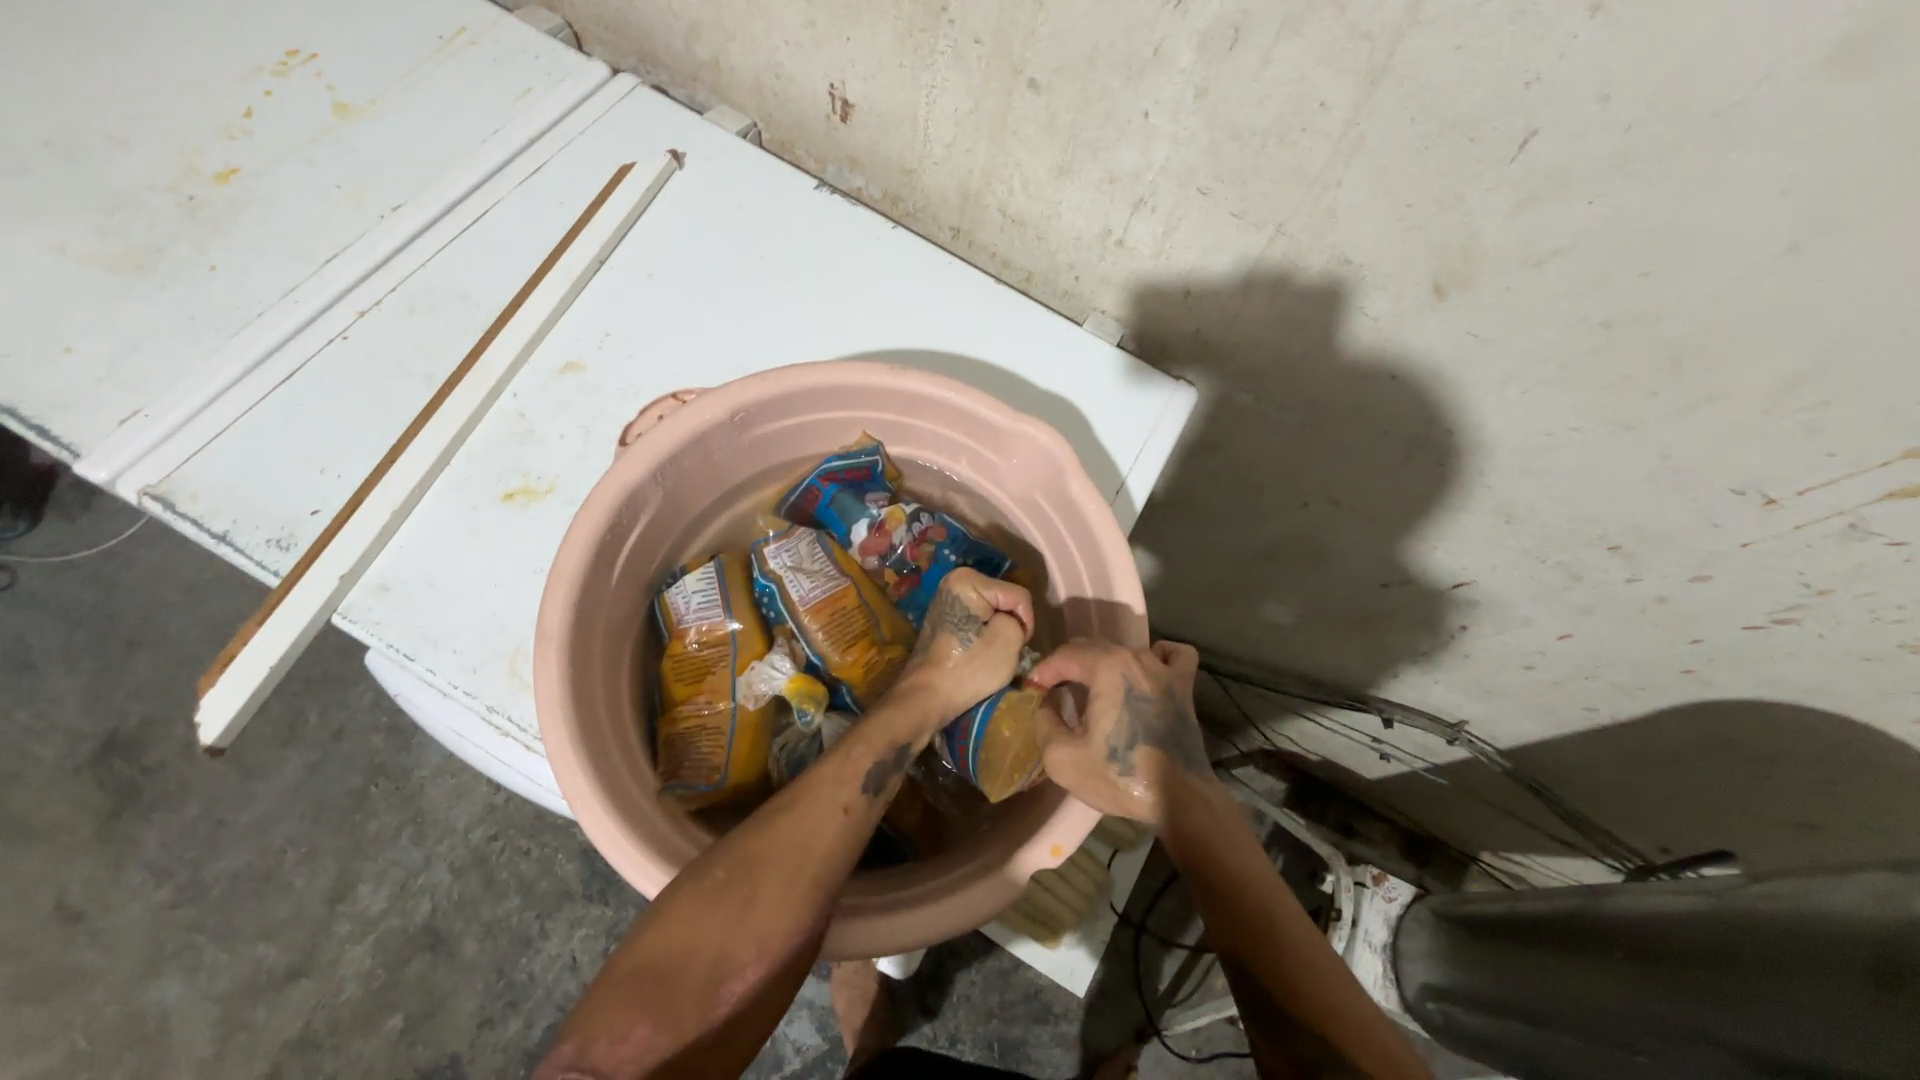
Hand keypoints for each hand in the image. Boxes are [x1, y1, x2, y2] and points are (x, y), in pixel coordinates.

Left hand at [891, 568, 1034, 723]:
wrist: (927, 696)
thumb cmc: (969, 668)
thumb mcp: (1009, 640)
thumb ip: (1019, 619)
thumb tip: (1010, 622)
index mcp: (968, 580)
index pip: (1019, 596)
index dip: (1025, 623)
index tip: (1015, 647)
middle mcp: (954, 581)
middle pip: (1005, 601)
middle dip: (1010, 624)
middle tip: (1004, 650)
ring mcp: (947, 599)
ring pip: (994, 612)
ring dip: (998, 631)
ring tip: (990, 653)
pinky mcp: (945, 617)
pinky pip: (978, 620)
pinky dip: (984, 634)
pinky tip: (977, 652)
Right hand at [1029, 639, 1214, 822]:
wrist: (1179, 800)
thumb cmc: (1119, 777)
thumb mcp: (1061, 757)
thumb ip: (1044, 721)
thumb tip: (1047, 703)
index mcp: (1108, 667)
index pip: (1065, 656)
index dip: (1043, 671)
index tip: (1033, 691)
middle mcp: (1138, 658)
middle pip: (1093, 648)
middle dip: (1068, 667)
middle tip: (1054, 692)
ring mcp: (1166, 670)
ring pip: (1125, 652)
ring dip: (1103, 666)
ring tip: (1092, 691)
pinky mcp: (1184, 687)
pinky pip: (1172, 655)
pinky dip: (1156, 658)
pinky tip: (1144, 675)